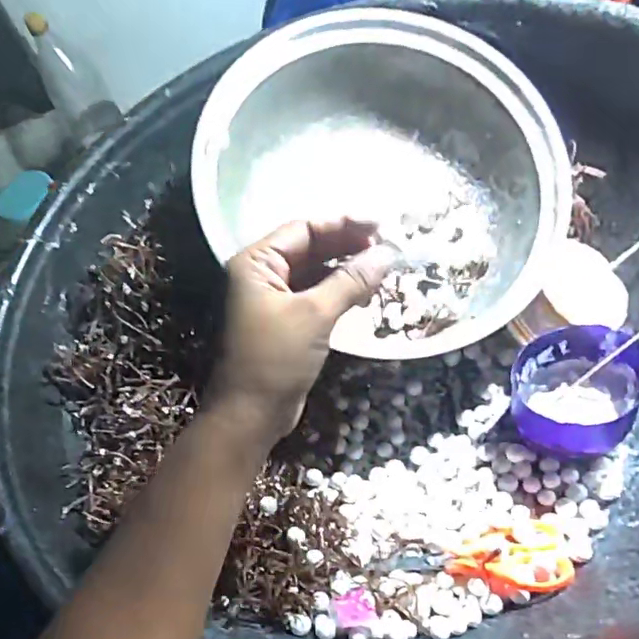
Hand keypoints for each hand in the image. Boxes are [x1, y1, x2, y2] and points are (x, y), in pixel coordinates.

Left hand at [206, 218, 399, 442]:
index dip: (343, 225)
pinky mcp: (284, 325)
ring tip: (382, 273)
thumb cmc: (275, 359)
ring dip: (346, 273)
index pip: (303, 230)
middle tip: (387, 249)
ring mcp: (271, 302)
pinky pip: (315, 298)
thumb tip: (387, 254)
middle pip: (310, 250)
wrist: (251, 414)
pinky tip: (364, 296)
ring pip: (315, 275)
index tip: (381, 226)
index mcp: (256, 264)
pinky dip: (338, 295)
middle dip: (347, 248)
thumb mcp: (315, 315)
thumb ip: (350, 281)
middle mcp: (261, 277)